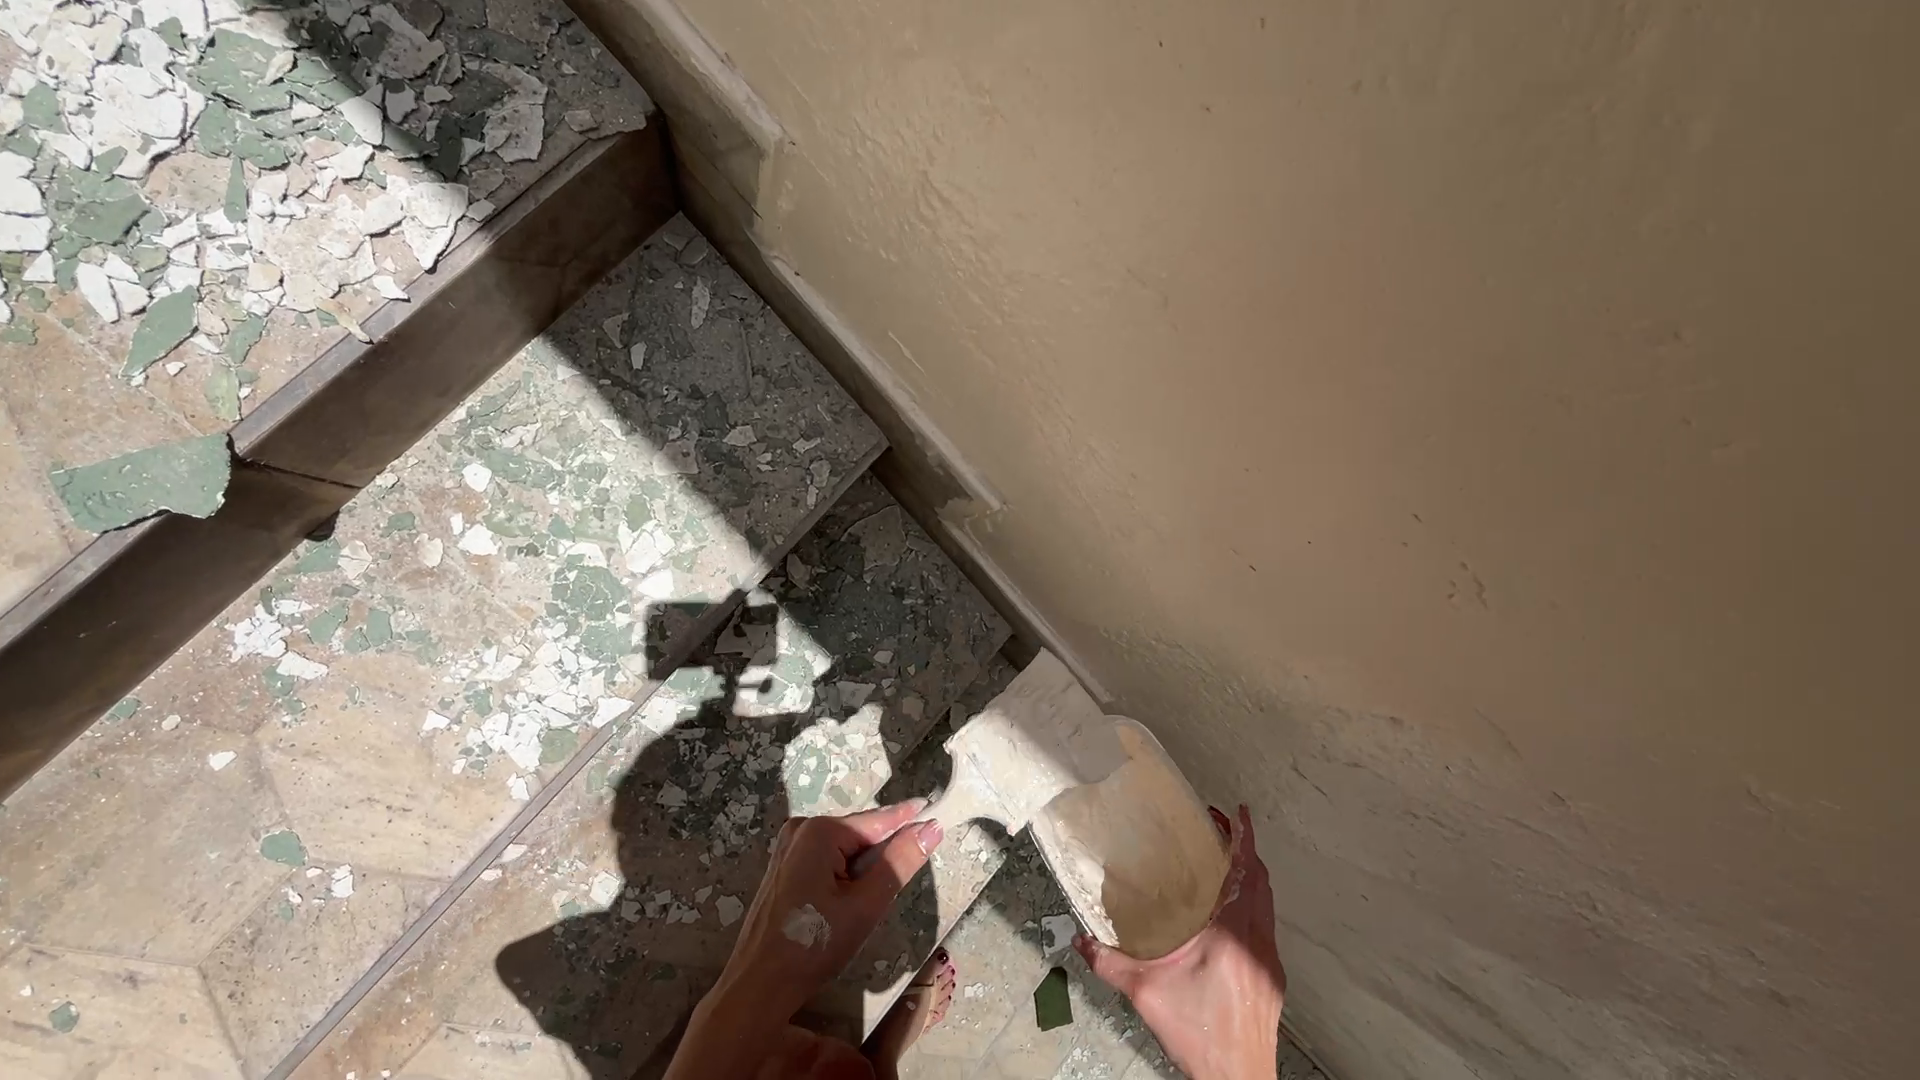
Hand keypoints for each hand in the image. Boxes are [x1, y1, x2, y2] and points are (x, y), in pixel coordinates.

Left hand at [719, 800, 945, 1017]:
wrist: (759, 987)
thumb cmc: (814, 946)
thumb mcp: (866, 905)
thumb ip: (900, 862)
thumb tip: (931, 828)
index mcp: (820, 831)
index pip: (877, 821)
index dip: (908, 820)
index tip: (935, 810)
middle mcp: (802, 828)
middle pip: (860, 835)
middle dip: (881, 856)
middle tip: (895, 886)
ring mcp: (788, 847)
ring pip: (844, 850)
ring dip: (862, 870)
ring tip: (865, 904)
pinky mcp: (783, 866)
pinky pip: (826, 860)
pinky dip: (843, 876)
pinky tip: (844, 905)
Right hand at [1076, 805, 1282, 1079]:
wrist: (1238, 1079)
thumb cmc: (1198, 1034)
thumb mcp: (1145, 993)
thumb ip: (1109, 962)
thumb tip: (1079, 940)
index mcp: (1233, 933)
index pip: (1247, 871)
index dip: (1246, 837)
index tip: (1241, 811)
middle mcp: (1259, 941)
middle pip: (1262, 882)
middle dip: (1246, 851)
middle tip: (1224, 831)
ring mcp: (1271, 961)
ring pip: (1268, 904)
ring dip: (1251, 878)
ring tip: (1226, 864)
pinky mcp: (1273, 980)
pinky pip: (1267, 926)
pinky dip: (1253, 905)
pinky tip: (1230, 915)